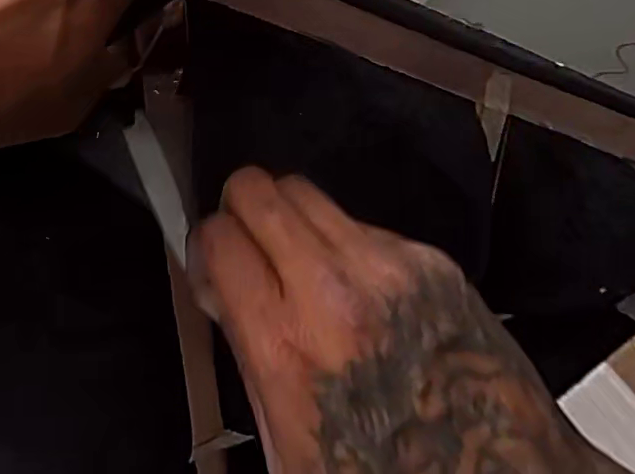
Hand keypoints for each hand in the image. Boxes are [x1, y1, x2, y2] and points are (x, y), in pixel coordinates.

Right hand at [190, 168, 614, 473]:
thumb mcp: (284, 449)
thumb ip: (246, 351)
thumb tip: (224, 286)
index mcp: (288, 346)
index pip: (216, 235)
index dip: (205, 251)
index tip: (215, 273)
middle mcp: (335, 290)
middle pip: (254, 186)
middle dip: (238, 211)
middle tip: (250, 252)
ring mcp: (388, 265)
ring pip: (301, 188)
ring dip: (287, 220)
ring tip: (302, 269)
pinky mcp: (430, 258)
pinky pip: (357, 221)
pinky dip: (343, 245)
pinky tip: (362, 294)